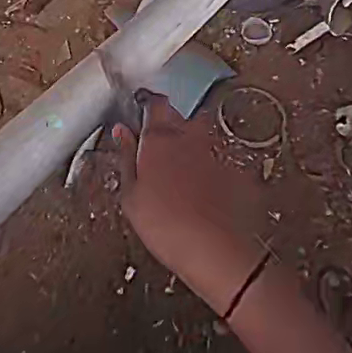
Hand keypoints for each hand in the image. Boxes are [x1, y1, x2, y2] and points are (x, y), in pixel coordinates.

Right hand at [107, 92, 267, 314]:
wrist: (213, 249)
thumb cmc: (163, 223)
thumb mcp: (130, 194)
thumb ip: (126, 157)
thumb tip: (121, 131)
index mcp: (158, 137)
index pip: (154, 103)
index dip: (146, 104)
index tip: (138, 112)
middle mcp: (187, 136)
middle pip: (175, 114)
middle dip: (163, 122)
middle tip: (150, 145)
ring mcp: (211, 151)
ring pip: (195, 133)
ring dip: (184, 141)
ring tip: (172, 166)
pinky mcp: (230, 169)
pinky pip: (211, 155)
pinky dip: (202, 162)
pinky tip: (196, 184)